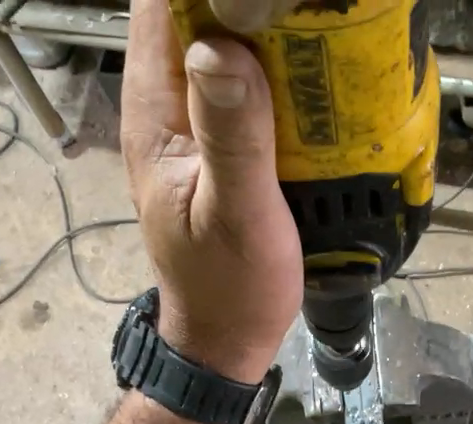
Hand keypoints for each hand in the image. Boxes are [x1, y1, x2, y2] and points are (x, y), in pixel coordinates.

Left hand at [121, 0, 302, 383]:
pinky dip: (277, 79)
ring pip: (223, 53)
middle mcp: (167, 110)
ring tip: (319, 33)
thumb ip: (230, 136)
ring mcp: (195, 132)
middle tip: (307, 12)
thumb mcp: (235, 216)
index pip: (161, 6)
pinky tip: (315, 81)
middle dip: (248, 7)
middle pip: (195, 19)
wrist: (227, 341)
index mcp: (154, 115)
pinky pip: (246, 94)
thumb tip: (220, 45)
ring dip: (267, 38)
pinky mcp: (223, 152)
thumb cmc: (229, 288)